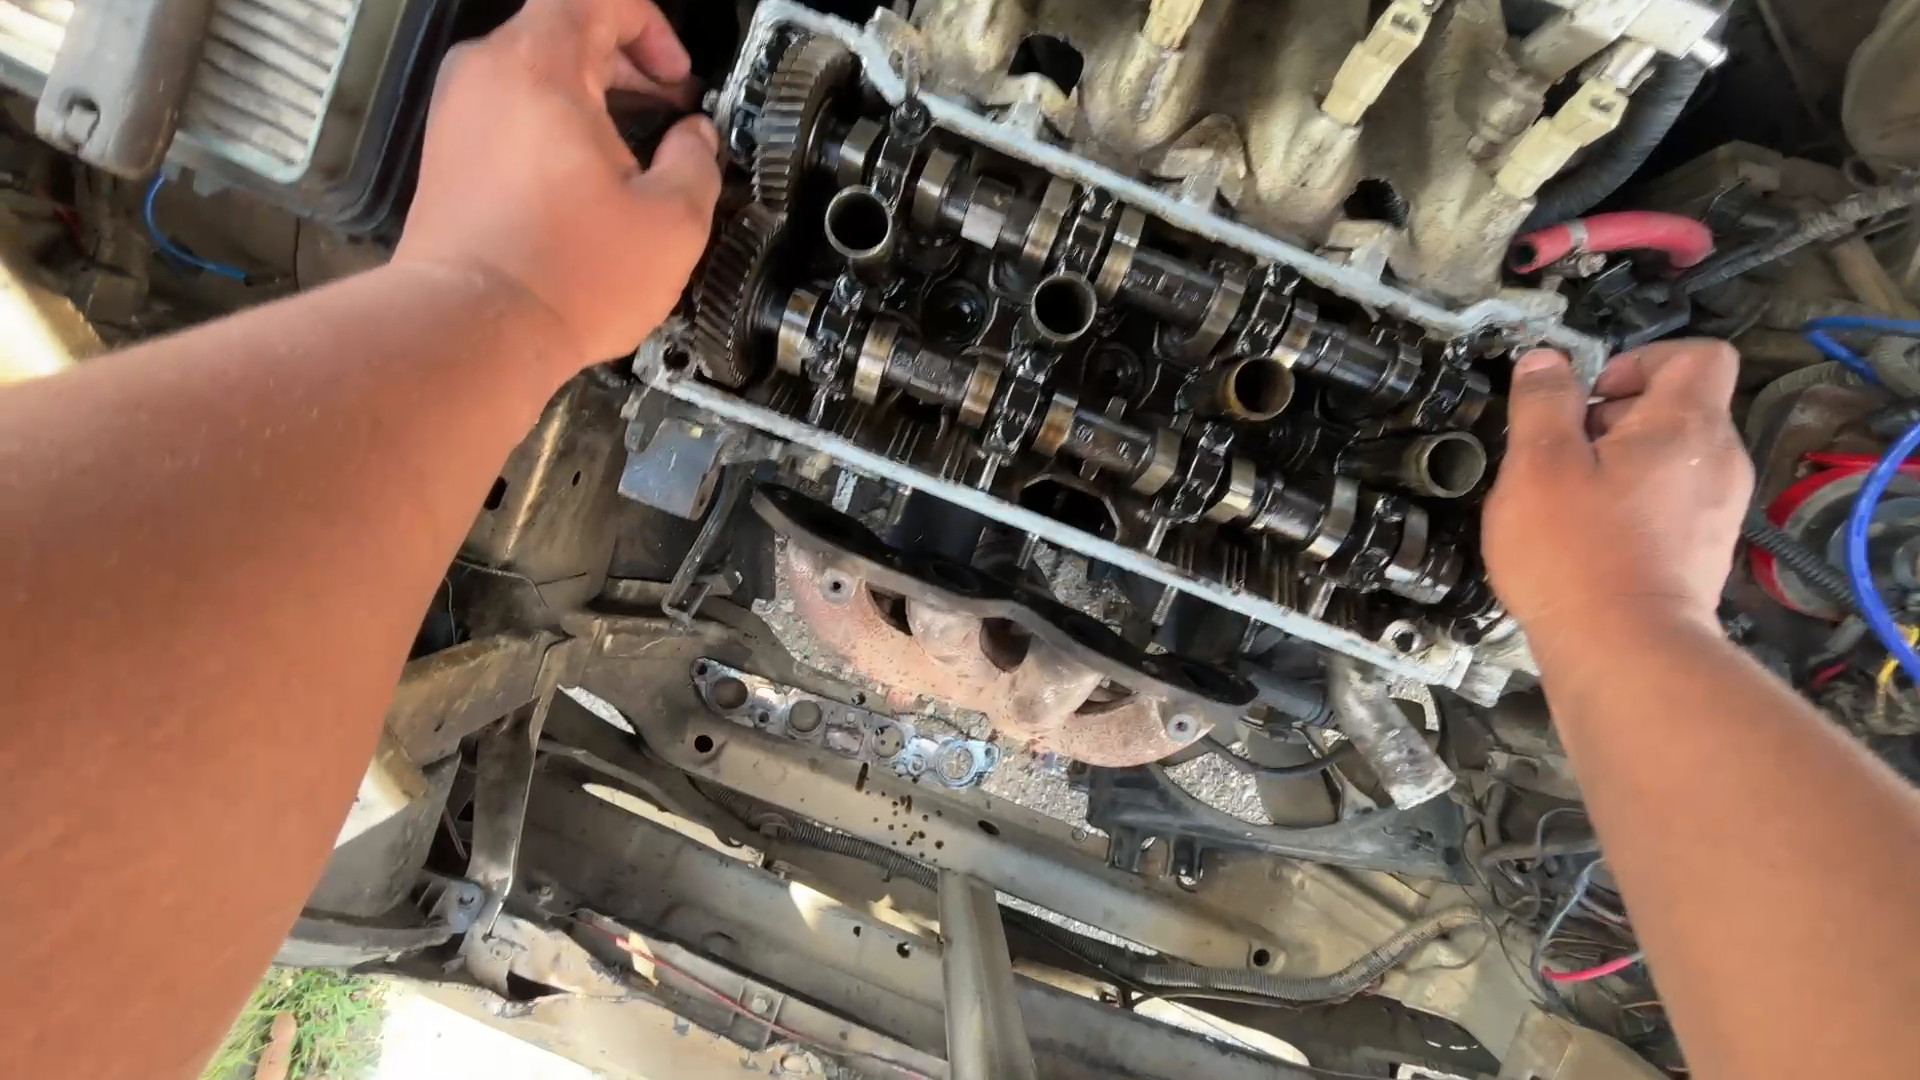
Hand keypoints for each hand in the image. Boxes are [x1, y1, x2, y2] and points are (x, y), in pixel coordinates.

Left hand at [395, 0, 720, 368]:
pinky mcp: (453, 160)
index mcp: (542, 69)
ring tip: (637, 153)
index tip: (678, 74)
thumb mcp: (673, 222)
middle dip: (628, 66)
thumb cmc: (570, 275)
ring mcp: (461, 117)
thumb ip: (697, 164)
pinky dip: (559, 132)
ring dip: (595, 102)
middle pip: (563, 34)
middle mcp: (488, 77)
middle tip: (670, 111)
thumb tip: (698, 140)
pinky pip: (514, 119)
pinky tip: (594, 185)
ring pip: (538, 78)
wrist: (479, 327)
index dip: (650, 27)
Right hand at [1483, 340, 1752, 637]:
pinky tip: (1583, 531)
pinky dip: (1625, 498)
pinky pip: (1665, 497)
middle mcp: (1717, 459)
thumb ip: (1542, 405)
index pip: (1695, 355)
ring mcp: (1715, 506)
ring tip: (1561, 495)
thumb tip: (1544, 360)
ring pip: (1667, 455)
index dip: (1637, 360)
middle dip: (1610, 416)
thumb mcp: (1536, 464)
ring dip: (1613, 459)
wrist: (1620, 643)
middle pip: (1675, 406)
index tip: (1585, 396)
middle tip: (1554, 452)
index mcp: (1683, 427)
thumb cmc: (1572, 548)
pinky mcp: (1698, 545)